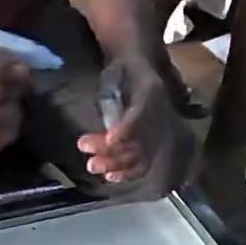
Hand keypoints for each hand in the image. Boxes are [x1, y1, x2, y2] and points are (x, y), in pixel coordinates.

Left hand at [77, 53, 196, 199]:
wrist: (140, 69)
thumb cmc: (123, 68)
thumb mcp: (115, 70)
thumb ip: (111, 90)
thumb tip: (106, 119)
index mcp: (151, 90)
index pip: (141, 114)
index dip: (126, 129)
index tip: (109, 140)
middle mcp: (158, 114)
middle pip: (139, 140)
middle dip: (113, 151)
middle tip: (86, 152)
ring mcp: (157, 130)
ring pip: (139, 155)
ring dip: (116, 164)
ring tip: (92, 166)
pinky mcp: (151, 143)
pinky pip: (142, 162)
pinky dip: (127, 172)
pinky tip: (110, 176)